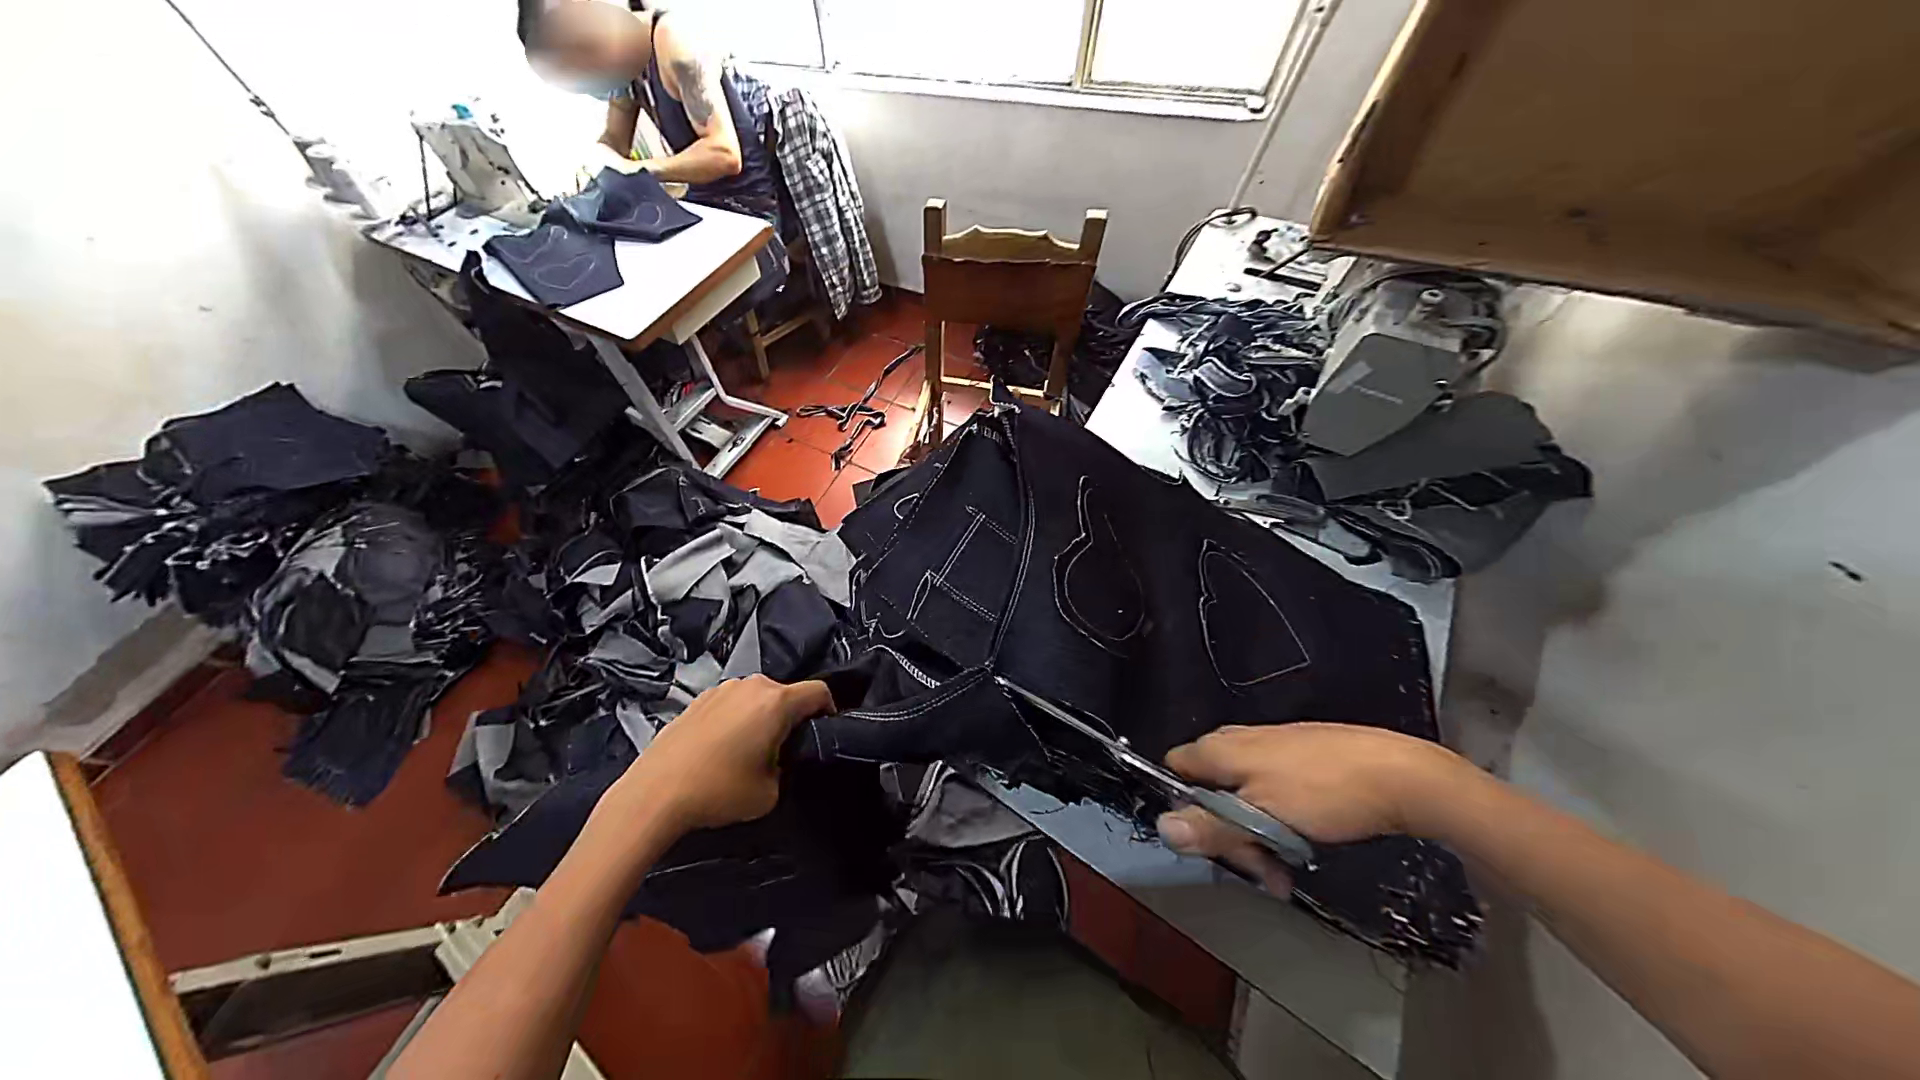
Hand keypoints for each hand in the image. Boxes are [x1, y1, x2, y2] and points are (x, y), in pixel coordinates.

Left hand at [612, 675, 834, 832]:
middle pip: (787, 693)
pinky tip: (723, 750)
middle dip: (791, 718)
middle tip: (784, 751)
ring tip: (750, 752)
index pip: (819, 692)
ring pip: (758, 698)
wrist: (654, 795)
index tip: (822, 731)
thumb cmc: (716, 792)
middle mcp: (751, 687)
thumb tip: (779, 758)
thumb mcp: (771, 792)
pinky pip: (732, 704)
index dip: (829, 711)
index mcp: (776, 702)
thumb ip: (787, 766)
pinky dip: (737, 720)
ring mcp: (722, 690)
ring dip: (762, 717)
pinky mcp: (699, 700)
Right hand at [1156, 723, 1472, 892]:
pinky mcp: (1299, 756)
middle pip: (1208, 790)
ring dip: (1255, 837)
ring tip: (1286, 870)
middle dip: (1228, 835)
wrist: (1400, 775)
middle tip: (1262, 870)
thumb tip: (1162, 827)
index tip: (1210, 843)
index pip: (1173, 771)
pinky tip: (1303, 842)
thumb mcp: (1261, 819)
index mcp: (1217, 747)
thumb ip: (1211, 826)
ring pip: (1241, 797)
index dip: (1183, 808)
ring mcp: (1270, 746)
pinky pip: (1270, 791)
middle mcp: (1237, 740)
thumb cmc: (1324, 793)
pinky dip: (1278, 821)